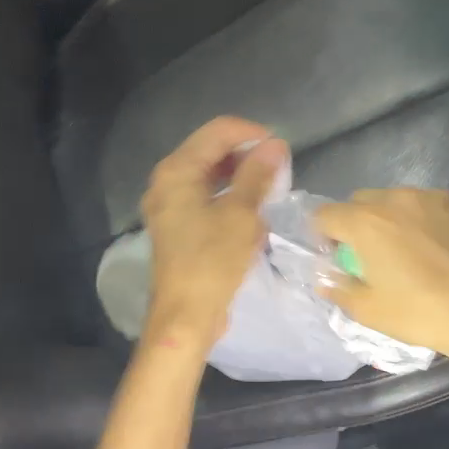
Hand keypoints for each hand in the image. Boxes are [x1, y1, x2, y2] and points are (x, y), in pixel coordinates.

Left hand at [139, 116, 288, 351]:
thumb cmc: (212, 262)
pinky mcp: (177, 232)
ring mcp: (169, 210)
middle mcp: (166, 184)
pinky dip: (229, 205)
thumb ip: (257, 175)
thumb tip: (276, 145)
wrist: (185, 317)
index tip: (282, 151)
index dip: (252, 134)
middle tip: (278, 175)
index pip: (218, 131)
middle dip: (246, 160)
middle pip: (211, 154)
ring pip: (210, 181)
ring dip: (240, 184)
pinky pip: (206, 205)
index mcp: (176, 171)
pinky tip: (251, 221)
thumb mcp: (241, 215)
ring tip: (269, 197)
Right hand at [315, 188, 448, 366]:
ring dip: (386, 222)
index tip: (334, 261)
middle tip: (364, 260)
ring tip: (400, 256)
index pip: (325, 215)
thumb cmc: (421, 314)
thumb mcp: (369, 311)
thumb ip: (339, 289)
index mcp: (366, 223)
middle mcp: (396, 200)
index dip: (322, 237)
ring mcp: (431, 200)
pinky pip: (424, 209)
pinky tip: (430, 255)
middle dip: (354, 226)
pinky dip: (416, 224)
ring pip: (394, 202)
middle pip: (359, 202)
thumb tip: (325, 278)